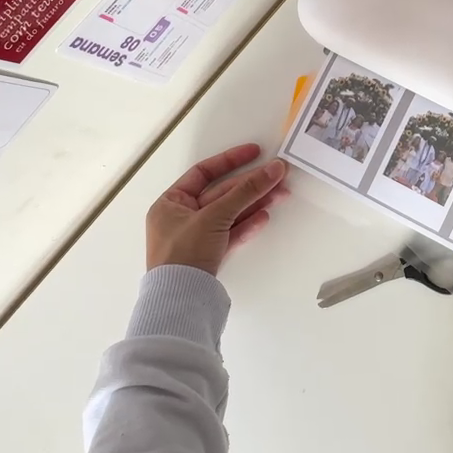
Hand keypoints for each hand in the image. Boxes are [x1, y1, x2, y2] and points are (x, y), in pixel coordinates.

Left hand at [146, 143, 289, 275]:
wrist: (180, 300)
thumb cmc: (185, 251)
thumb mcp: (215, 215)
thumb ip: (247, 191)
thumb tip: (276, 168)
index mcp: (170, 203)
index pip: (203, 173)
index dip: (230, 160)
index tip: (256, 152)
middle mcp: (181, 217)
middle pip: (223, 193)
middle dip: (252, 185)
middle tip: (279, 175)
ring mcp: (196, 237)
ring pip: (231, 213)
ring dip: (255, 202)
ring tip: (282, 194)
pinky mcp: (209, 254)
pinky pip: (231, 232)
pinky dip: (247, 224)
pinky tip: (265, 216)